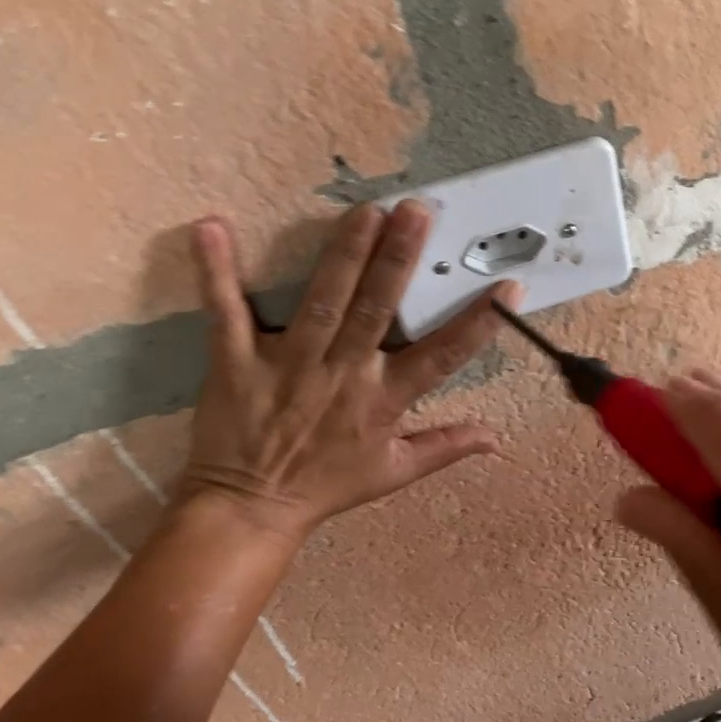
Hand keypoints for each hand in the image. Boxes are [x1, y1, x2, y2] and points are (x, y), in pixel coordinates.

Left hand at [179, 202, 516, 543]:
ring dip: (343, 255)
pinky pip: (227, 312)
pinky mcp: (236, 362)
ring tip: (364, 212)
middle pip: (377, 309)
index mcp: (383, 399)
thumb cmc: (326, 487)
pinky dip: (217, 272)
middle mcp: (342, 374)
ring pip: (322, 301)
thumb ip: (445, 447)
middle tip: (416, 211)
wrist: (249, 510)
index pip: (441, 357)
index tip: (508, 288)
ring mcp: (288, 364)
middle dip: (399, 259)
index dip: (478, 323)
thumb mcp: (393, 472)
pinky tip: (212, 227)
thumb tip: (496, 437)